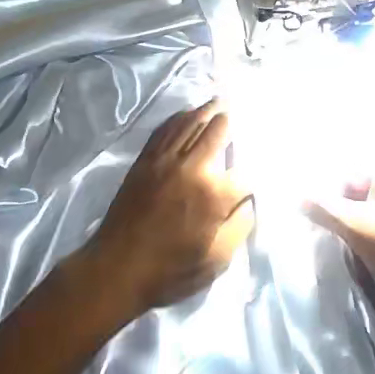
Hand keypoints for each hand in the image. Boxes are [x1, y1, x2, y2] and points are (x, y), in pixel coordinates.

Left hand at [86, 100, 253, 312]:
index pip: (245, 171)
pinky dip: (179, 117)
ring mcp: (165, 160)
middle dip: (232, 123)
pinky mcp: (145, 160)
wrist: (116, 269)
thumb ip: (241, 225)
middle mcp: (192, 167)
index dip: (254, 170)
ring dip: (208, 110)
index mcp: (214, 194)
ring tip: (220, 103)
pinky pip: (165, 129)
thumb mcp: (217, 260)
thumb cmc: (170, 271)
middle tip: (239, 115)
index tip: (257, 169)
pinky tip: (187, 114)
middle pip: (218, 130)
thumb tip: (249, 200)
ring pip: (191, 122)